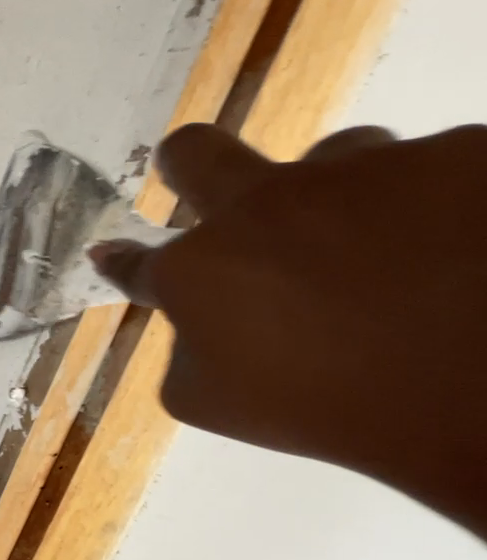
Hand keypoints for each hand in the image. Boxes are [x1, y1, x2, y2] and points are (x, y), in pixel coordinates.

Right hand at [90, 123, 486, 532]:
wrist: (485, 384)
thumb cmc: (324, 407)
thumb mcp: (213, 401)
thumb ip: (189, 348)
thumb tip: (205, 321)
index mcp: (194, 268)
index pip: (135, 262)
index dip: (121, 261)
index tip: (110, 253)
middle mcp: (263, 204)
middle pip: (193, 153)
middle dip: (183, 164)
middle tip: (195, 178)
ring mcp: (366, 169)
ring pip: (336, 157)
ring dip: (337, 193)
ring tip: (381, 242)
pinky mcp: (466, 152)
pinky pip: (440, 170)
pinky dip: (439, 206)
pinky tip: (458, 250)